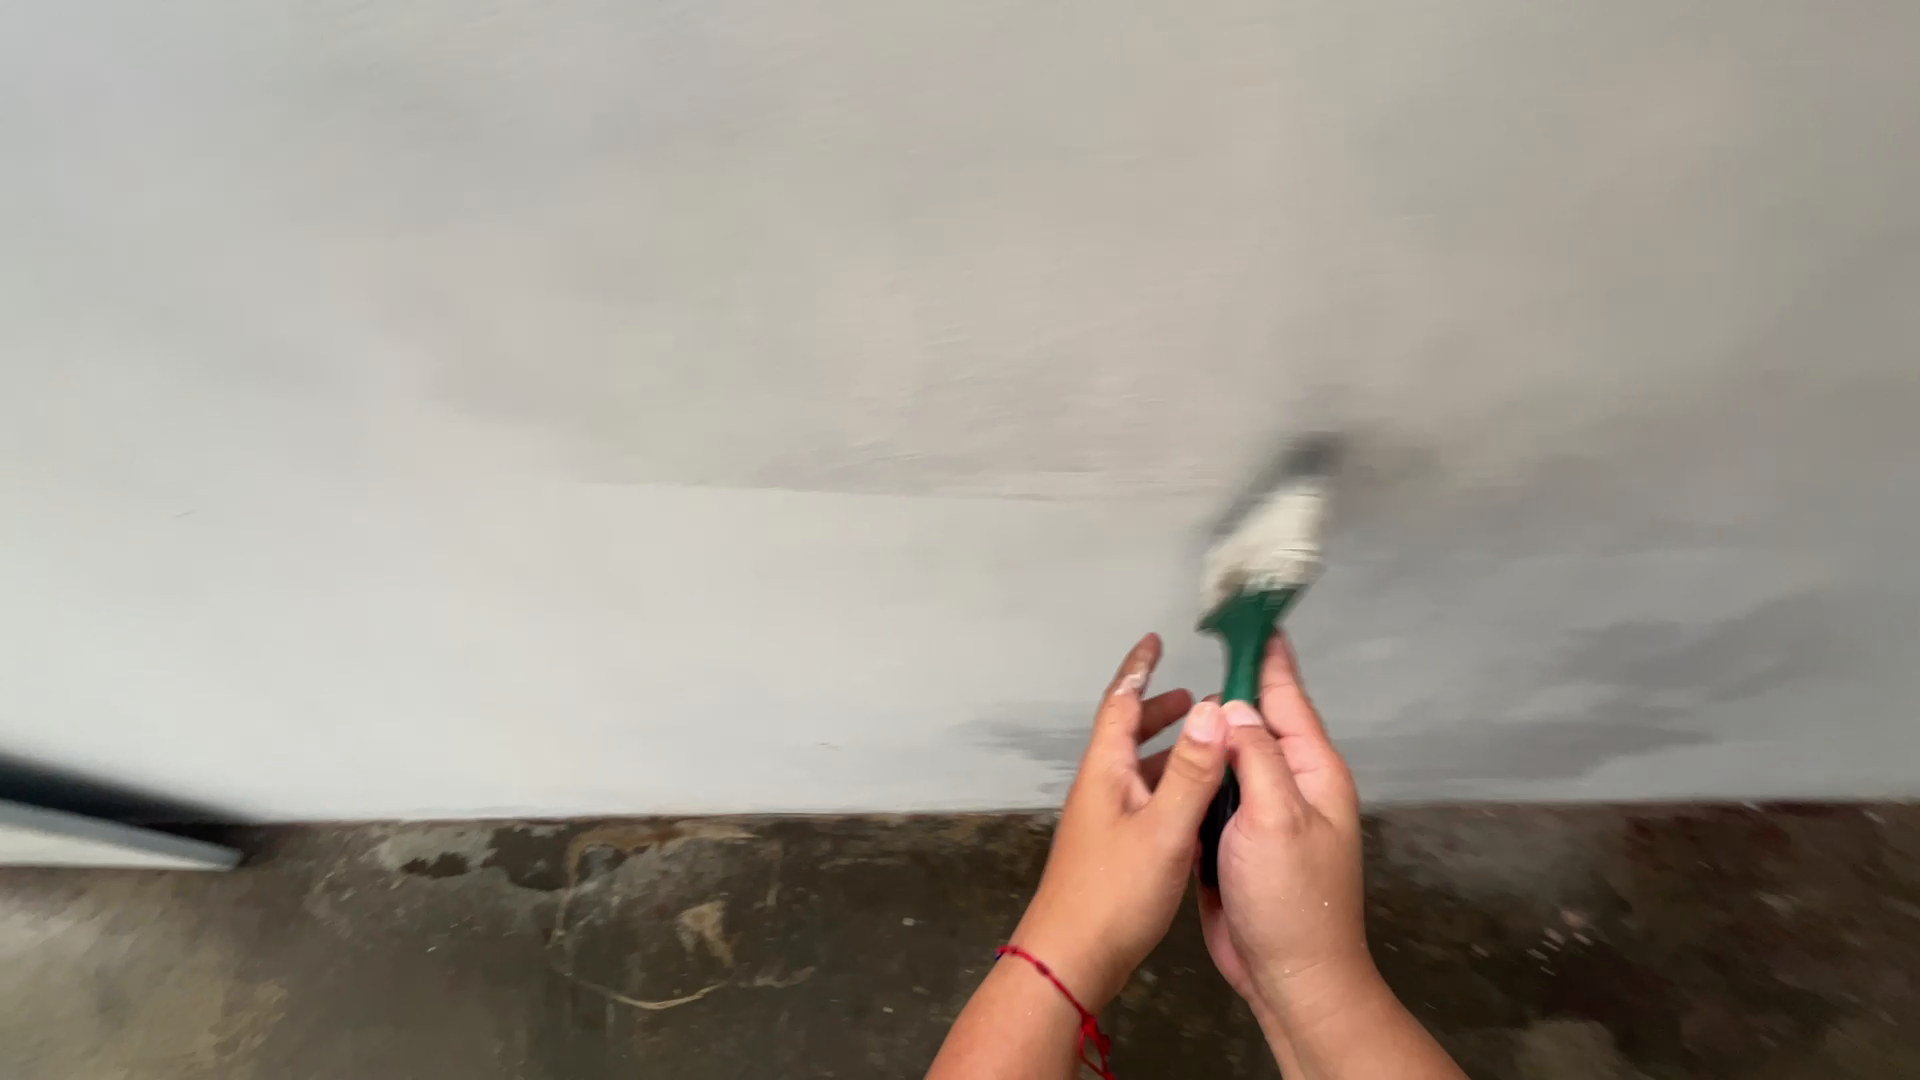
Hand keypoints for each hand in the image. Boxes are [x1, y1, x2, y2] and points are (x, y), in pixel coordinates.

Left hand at [1010, 633, 1230, 1009]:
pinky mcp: (1113, 844)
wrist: (1072, 956)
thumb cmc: (1116, 890)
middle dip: (1159, 708)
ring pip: (1137, 766)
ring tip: (1204, 742)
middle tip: (1196, 697)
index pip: (1120, 703)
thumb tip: (1211, 710)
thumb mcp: (1163, 829)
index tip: (1154, 640)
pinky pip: (1144, 796)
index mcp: (1105, 769)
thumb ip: (1189, 772)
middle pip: (1127, 732)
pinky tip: (1195, 800)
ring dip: (1167, 748)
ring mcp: (1104, 816)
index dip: (1138, 669)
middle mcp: (1100, 784)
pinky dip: (1169, 783)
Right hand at [1198, 634, 1371, 1029]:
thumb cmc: (1290, 896)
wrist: (1287, 974)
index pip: (1287, 697)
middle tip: (1205, 649)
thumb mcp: (1276, 816)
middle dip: (1233, 685)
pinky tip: (1180, 750)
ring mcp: (1262, 808)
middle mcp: (1290, 781)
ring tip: (1184, 695)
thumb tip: (1231, 708)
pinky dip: (1200, 764)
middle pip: (1257, 720)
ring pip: (1232, 752)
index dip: (1268, 658)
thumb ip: (1255, 754)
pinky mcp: (1236, 832)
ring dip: (1212, 726)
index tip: (1255, 620)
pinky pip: (1216, 784)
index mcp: (1311, 770)